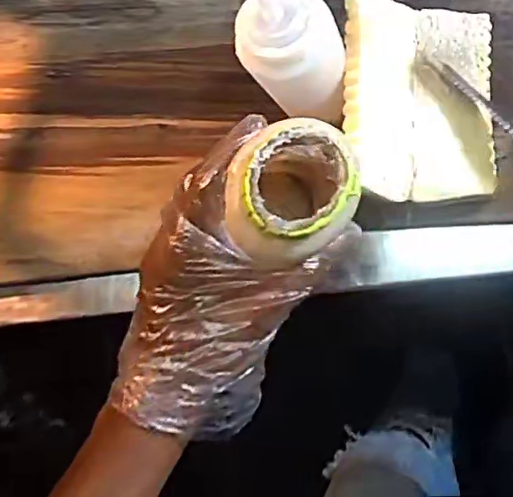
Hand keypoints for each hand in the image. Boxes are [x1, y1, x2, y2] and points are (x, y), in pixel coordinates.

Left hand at [107, 116, 356, 438]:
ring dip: (218, 176)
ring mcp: (161, 250)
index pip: (209, 173)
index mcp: (188, 235)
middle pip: (198, 179)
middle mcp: (169, 234)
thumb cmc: (214, 339)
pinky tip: (232, 205)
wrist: (166, 389)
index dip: (233, 143)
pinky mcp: (162, 265)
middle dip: (229, 155)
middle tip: (262, 139)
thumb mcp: (269, 301)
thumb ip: (310, 266)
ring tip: (251, 164)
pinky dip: (210, 200)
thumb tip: (351, 235)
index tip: (257, 122)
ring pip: (190, 198)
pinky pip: (187, 216)